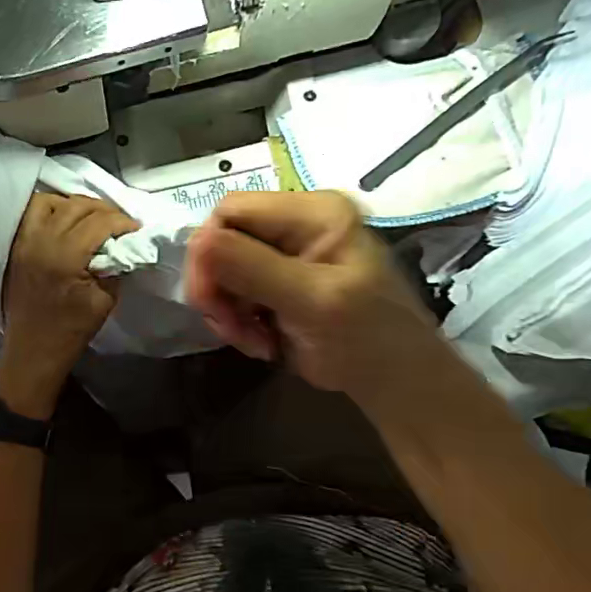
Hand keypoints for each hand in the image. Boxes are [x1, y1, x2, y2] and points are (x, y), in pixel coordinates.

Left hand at [0, 194, 140, 417]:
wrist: (33, 351)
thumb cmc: (71, 331)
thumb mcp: (105, 301)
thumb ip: (115, 267)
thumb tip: (123, 245)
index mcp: (65, 256)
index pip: (99, 222)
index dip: (122, 222)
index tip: (136, 228)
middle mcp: (41, 241)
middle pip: (77, 206)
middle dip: (104, 210)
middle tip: (120, 223)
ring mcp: (24, 241)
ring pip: (51, 202)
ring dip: (76, 205)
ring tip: (92, 218)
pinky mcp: (15, 246)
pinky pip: (31, 213)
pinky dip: (51, 208)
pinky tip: (65, 219)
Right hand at [185, 191, 446, 407]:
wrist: (393, 381)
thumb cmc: (367, 339)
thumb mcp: (314, 301)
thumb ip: (254, 268)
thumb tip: (197, 242)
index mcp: (313, 212)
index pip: (230, 210)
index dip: (208, 253)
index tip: (210, 304)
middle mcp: (295, 220)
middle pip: (221, 238)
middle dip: (217, 288)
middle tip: (231, 330)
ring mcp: (284, 250)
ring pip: (221, 267)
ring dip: (226, 310)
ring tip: (253, 341)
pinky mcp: (275, 279)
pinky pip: (232, 288)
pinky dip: (235, 318)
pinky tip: (259, 341)